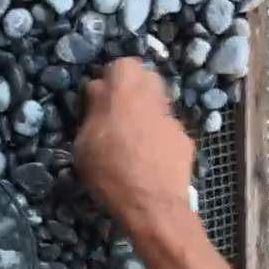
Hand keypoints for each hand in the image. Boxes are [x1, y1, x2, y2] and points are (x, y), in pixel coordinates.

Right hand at [76, 58, 195, 227]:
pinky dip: (159, 140)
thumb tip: (99, 92)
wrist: (152, 204)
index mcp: (124, 91)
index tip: (102, 97)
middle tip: (117, 114)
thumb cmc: (109, 171)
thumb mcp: (83, 143)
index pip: (123, 64)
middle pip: (147, 78)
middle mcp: (152, 97)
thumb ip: (93, 112)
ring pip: (158, 105)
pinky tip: (151, 161)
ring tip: (133, 141)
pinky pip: (168, 131)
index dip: (113, 78)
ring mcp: (173, 119)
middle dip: (133, 91)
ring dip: (147, 115)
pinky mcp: (185, 140)